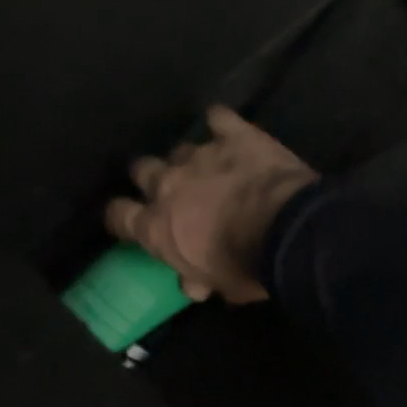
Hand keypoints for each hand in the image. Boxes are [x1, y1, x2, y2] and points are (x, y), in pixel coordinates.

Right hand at [105, 105, 318, 303]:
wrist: (288, 234)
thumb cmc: (250, 268)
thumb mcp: (223, 285)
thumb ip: (201, 278)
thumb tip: (193, 286)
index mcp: (156, 227)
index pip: (118, 215)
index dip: (123, 216)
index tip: (134, 220)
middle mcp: (168, 184)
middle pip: (142, 170)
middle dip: (154, 179)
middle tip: (176, 192)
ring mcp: (199, 155)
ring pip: (180, 148)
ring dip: (191, 160)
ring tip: (211, 170)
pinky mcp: (233, 135)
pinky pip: (218, 120)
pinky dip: (222, 126)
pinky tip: (231, 135)